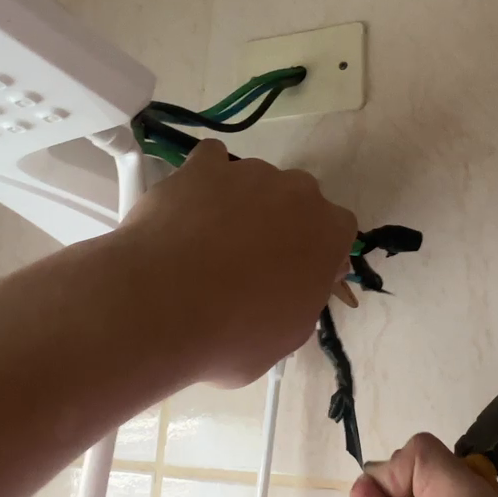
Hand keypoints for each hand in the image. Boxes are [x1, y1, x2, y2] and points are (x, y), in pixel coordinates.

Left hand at [114, 139, 354, 385]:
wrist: (160, 306)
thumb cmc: (232, 334)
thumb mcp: (288, 335)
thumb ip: (303, 299)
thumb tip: (293, 286)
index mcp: (327, 232)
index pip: (337, 231)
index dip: (317, 254)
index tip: (295, 278)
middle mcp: (296, 191)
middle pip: (297, 202)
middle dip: (280, 226)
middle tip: (251, 263)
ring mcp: (248, 172)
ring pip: (254, 183)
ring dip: (241, 205)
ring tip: (207, 244)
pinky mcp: (202, 166)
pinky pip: (211, 161)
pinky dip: (205, 179)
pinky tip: (191, 207)